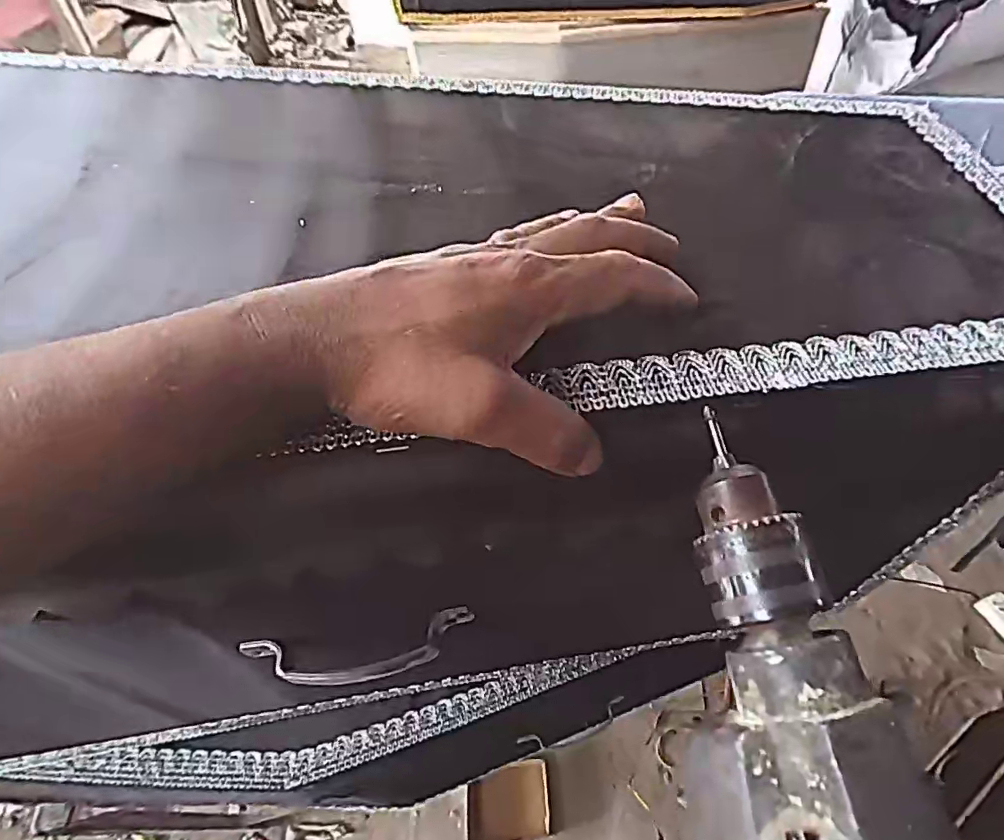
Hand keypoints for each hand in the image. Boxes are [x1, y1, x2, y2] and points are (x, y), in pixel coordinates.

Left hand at [240, 193, 697, 475]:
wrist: (316, 341)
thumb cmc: (397, 367)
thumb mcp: (479, 411)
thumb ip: (542, 433)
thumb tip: (590, 457)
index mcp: (528, 288)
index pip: (611, 277)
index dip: (655, 287)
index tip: (687, 298)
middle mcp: (505, 261)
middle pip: (587, 236)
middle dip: (635, 240)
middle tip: (668, 243)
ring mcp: (470, 259)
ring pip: (549, 229)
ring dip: (593, 225)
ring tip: (621, 218)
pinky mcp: (440, 270)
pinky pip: (512, 240)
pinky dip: (545, 236)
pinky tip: (531, 249)